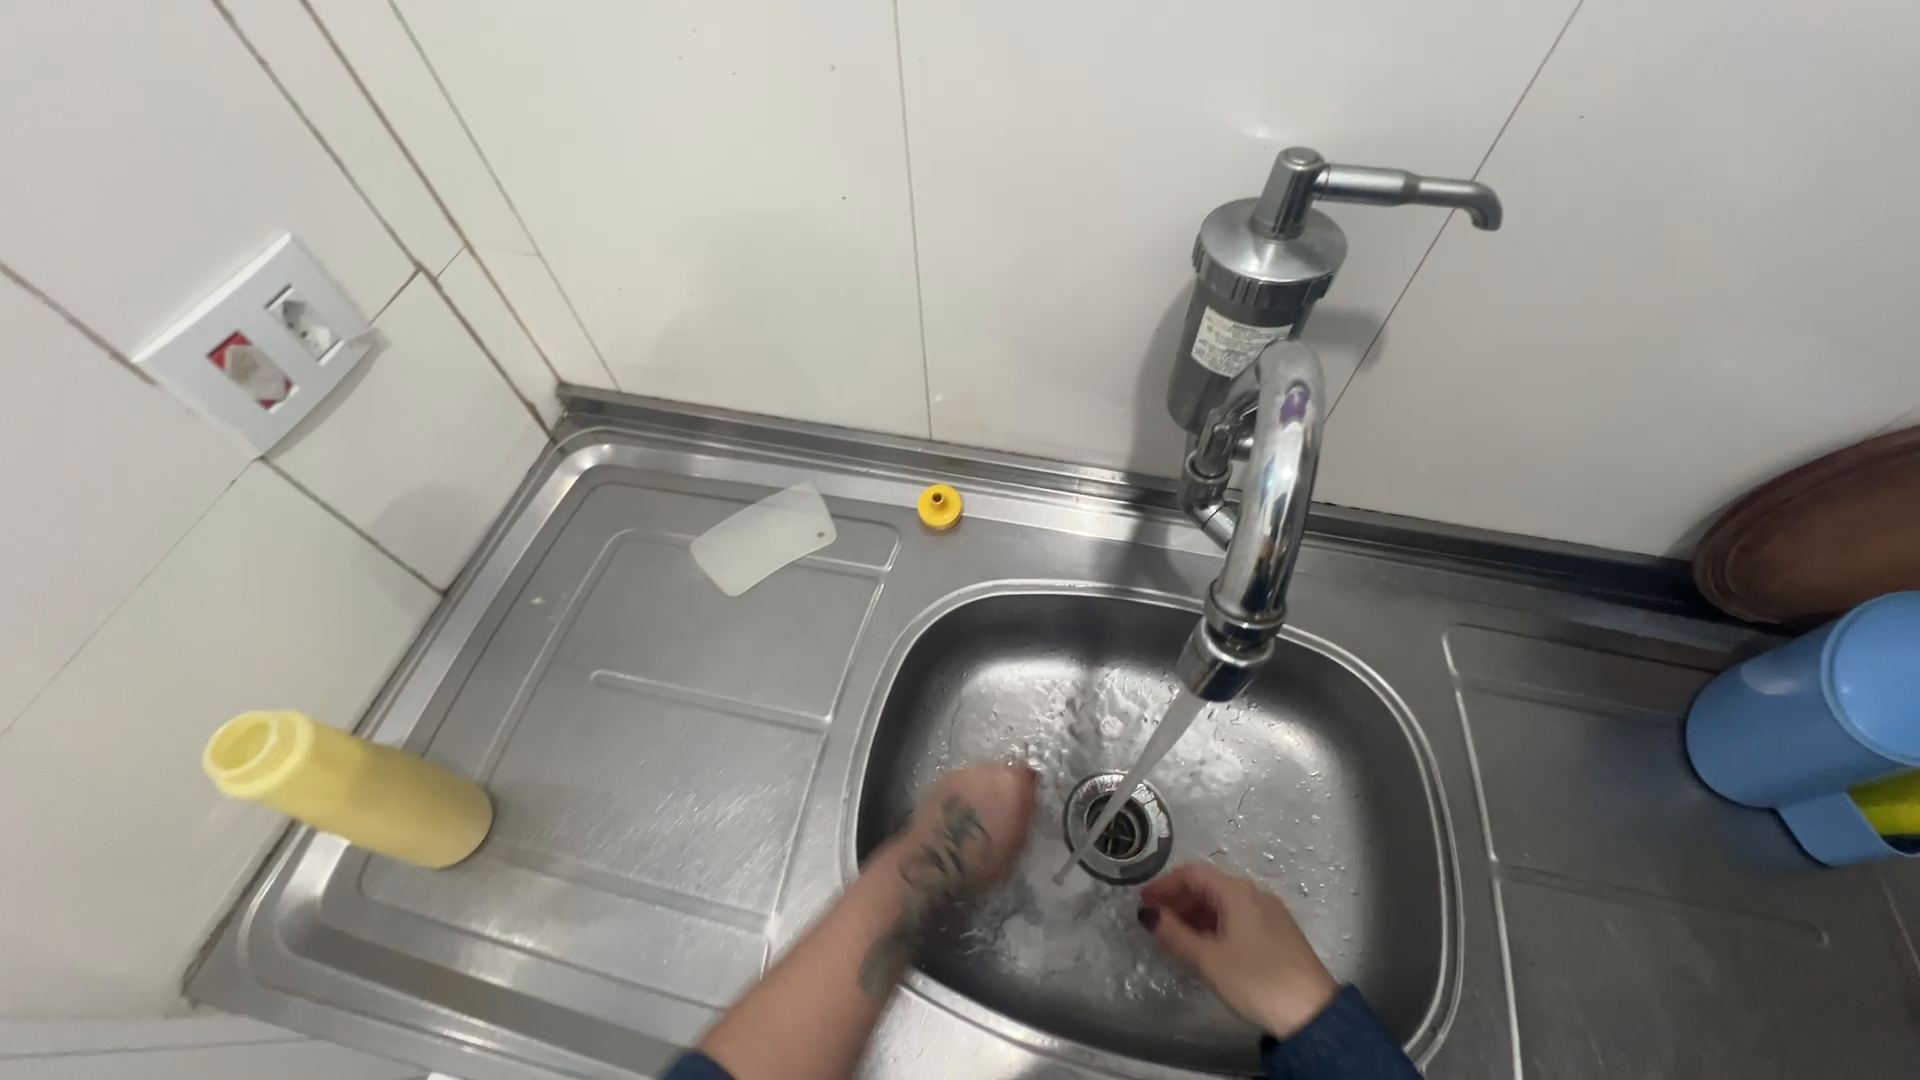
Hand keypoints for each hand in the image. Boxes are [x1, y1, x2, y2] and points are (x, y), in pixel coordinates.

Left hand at [904, 764, 1037, 889]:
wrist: (937, 857)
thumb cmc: (984, 857)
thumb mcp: (1018, 842)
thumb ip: (1023, 816)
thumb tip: (1022, 806)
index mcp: (1013, 782)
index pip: (1027, 775)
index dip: (1024, 791)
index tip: (1022, 807)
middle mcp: (988, 769)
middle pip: (1000, 772)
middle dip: (1000, 788)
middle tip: (997, 812)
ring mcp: (962, 772)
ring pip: (977, 777)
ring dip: (979, 790)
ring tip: (973, 815)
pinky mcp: (940, 781)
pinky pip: (958, 785)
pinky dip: (960, 796)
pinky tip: (956, 815)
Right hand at [1138, 862, 1338, 1037]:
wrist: (1313, 1016)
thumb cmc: (1255, 979)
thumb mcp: (1207, 959)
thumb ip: (1174, 934)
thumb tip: (1148, 914)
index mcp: (1236, 891)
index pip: (1191, 873)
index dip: (1164, 885)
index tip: (1143, 903)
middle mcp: (1254, 894)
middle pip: (1207, 886)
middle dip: (1178, 901)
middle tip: (1157, 923)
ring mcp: (1269, 913)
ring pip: (1223, 904)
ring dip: (1195, 916)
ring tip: (1177, 939)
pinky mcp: (1279, 934)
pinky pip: (1238, 918)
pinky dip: (1215, 926)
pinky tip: (1206, 948)